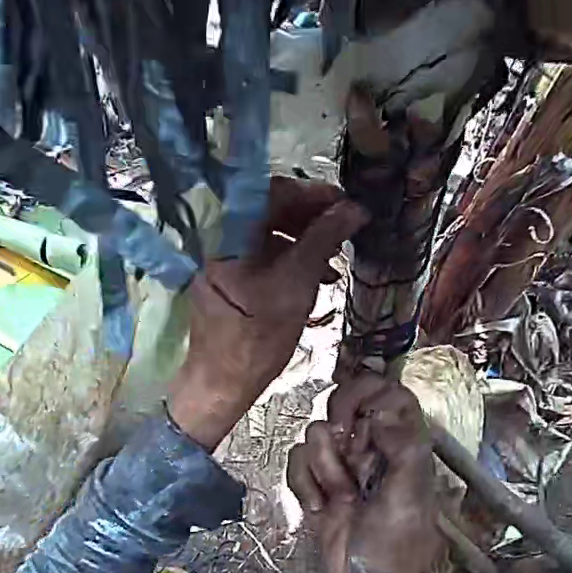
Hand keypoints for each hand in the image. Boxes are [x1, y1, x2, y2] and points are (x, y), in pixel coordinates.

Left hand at [168, 178, 367, 449]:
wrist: (223, 382)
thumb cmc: (257, 337)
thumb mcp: (297, 283)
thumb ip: (324, 238)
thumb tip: (354, 208)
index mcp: (226, 230)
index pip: (274, 190)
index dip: (314, 194)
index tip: (347, 204)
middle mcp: (216, 233)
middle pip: (271, 207)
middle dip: (312, 217)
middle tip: (346, 226)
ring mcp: (219, 252)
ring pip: (269, 229)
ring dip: (305, 237)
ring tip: (336, 254)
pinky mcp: (225, 270)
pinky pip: (261, 249)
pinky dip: (290, 255)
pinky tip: (318, 272)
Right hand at [288, 376, 442, 572]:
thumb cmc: (393, 547)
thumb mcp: (407, 497)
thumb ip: (402, 448)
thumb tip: (381, 410)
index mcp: (404, 445)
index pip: (389, 392)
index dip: (369, 392)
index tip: (356, 414)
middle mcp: (372, 447)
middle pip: (344, 403)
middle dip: (340, 433)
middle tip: (350, 461)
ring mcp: (341, 464)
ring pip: (315, 433)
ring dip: (324, 468)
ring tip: (340, 497)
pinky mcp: (315, 482)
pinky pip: (296, 461)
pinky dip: (304, 486)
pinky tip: (319, 509)